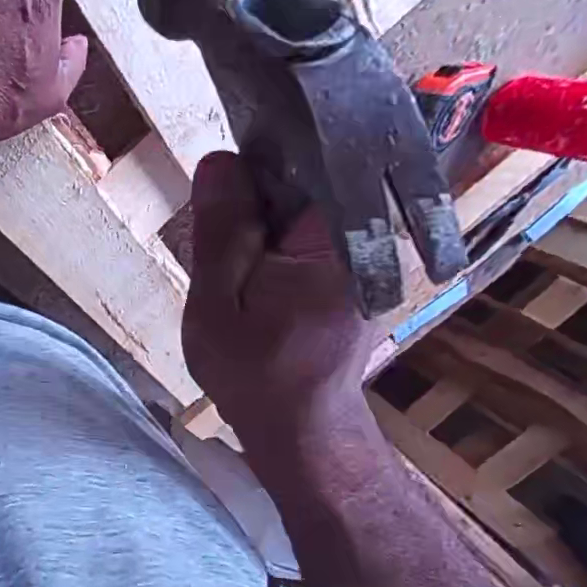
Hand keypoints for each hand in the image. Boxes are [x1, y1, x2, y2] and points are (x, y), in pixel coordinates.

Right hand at [182, 151, 372, 432]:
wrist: (298, 427)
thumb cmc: (254, 373)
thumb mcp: (218, 302)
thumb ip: (221, 232)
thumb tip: (218, 160)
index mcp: (338, 235)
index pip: (304, 159)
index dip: (255, 165)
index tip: (220, 197)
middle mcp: (368, 234)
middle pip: (306, 179)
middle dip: (255, 199)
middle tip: (221, 247)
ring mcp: (367, 251)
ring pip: (305, 207)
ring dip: (263, 223)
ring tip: (238, 267)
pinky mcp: (357, 268)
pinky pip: (313, 232)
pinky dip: (279, 243)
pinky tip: (257, 276)